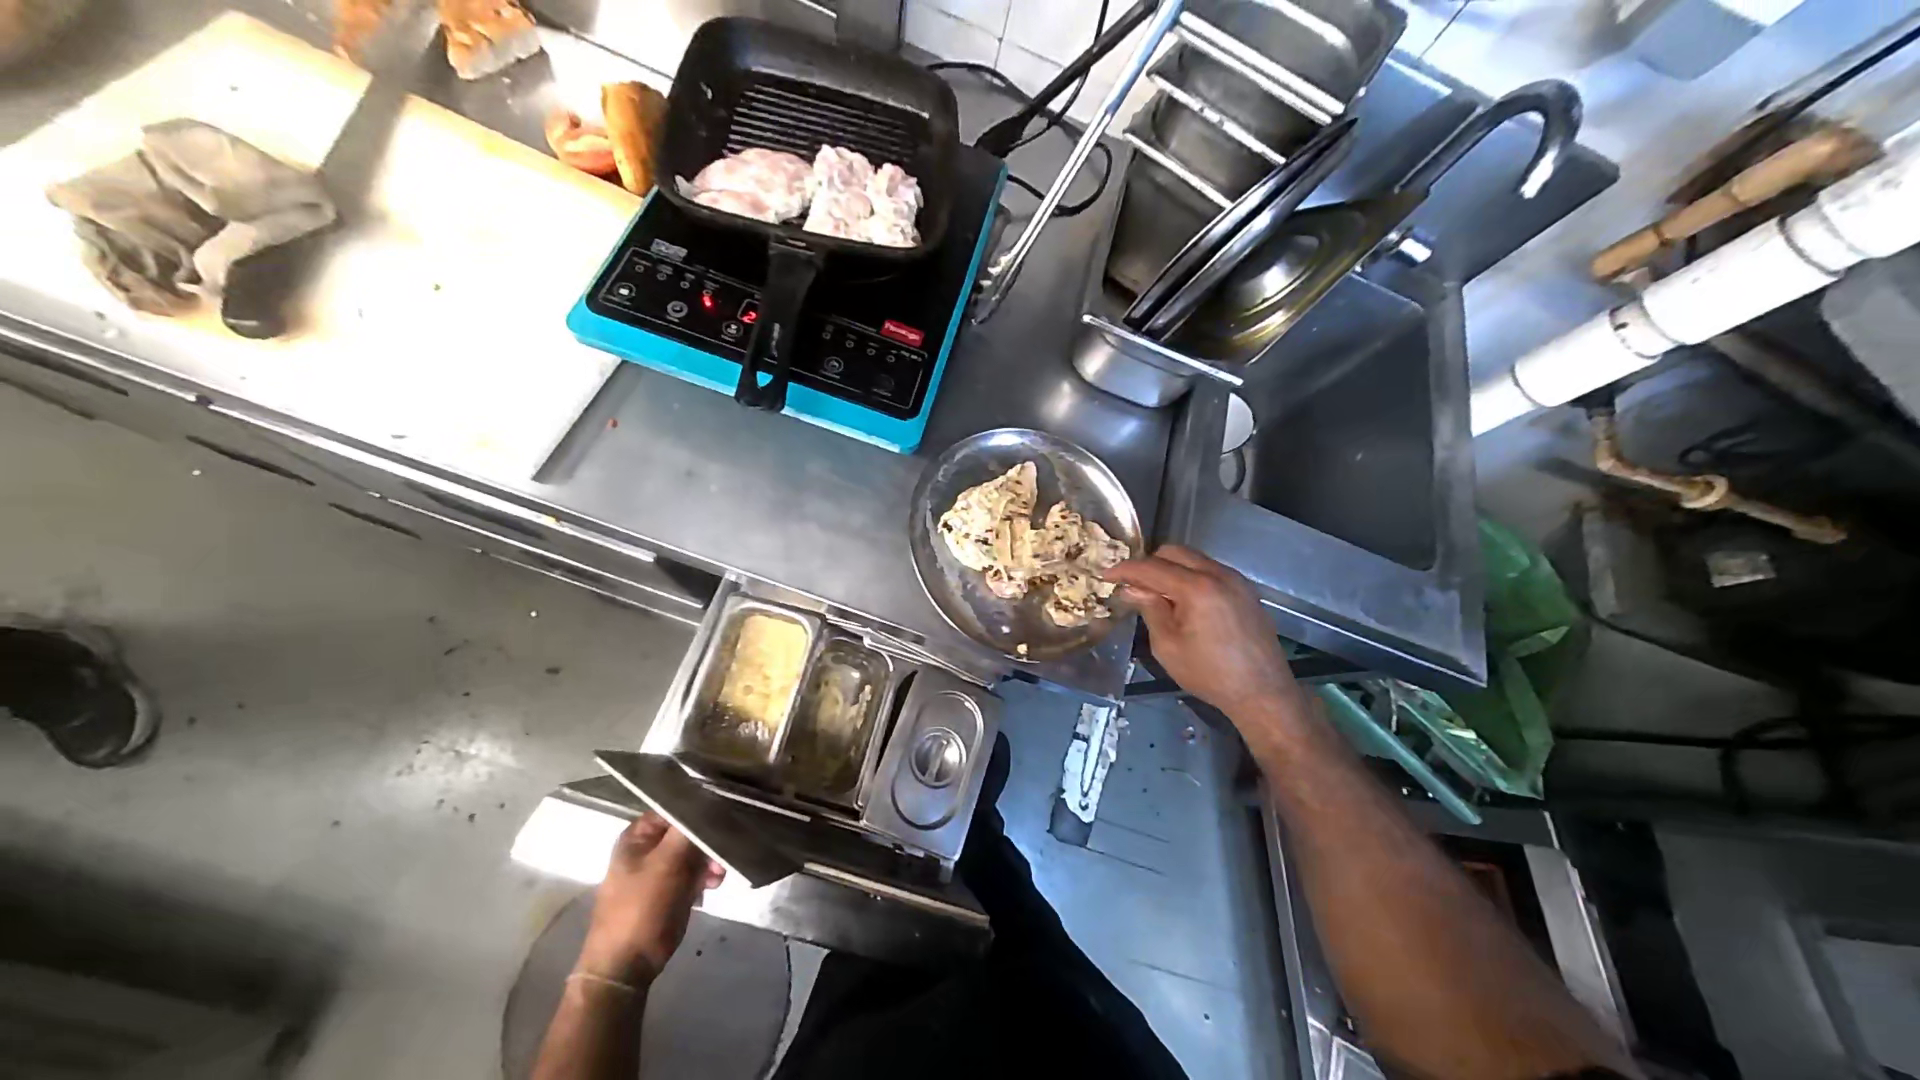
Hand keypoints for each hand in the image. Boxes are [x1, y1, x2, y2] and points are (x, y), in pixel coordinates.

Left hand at [576, 815, 725, 985]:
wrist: (627, 964)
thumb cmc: (642, 907)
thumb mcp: (667, 863)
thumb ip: (688, 829)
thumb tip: (708, 797)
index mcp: (638, 835)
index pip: (676, 806)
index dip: (700, 808)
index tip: (725, 814)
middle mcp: (649, 847)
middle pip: (688, 829)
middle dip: (709, 841)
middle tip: (722, 855)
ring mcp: (660, 868)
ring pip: (695, 851)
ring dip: (711, 860)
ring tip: (719, 875)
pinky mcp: (672, 888)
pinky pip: (695, 871)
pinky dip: (706, 876)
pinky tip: (713, 886)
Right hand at [1106, 545, 1305, 736]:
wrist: (1263, 693)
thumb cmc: (1210, 674)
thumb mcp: (1168, 645)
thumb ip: (1150, 609)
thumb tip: (1132, 589)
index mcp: (1197, 588)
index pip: (1152, 567)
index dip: (1125, 569)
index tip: (1105, 575)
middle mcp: (1219, 574)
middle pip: (1174, 553)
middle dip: (1149, 564)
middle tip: (1132, 585)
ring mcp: (1236, 580)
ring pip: (1194, 559)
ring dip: (1170, 570)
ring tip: (1156, 594)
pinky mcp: (1245, 591)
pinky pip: (1210, 571)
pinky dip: (1190, 577)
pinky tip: (1183, 601)